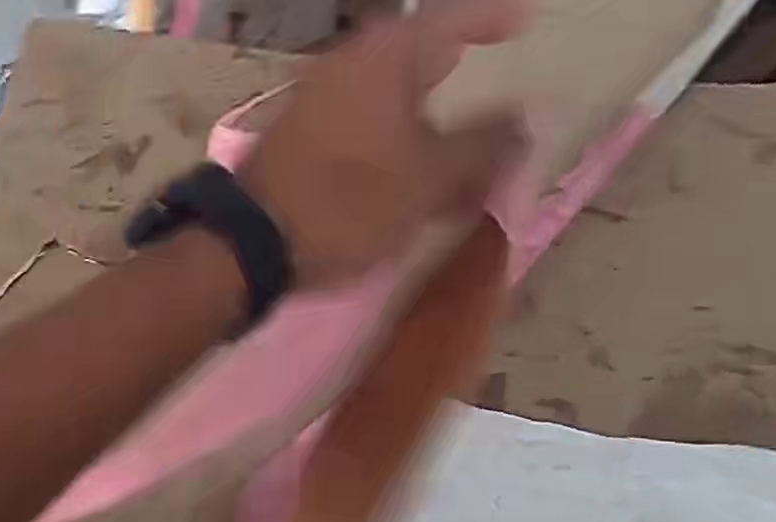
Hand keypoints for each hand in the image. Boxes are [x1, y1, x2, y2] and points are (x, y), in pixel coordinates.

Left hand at [236, 0, 531, 290]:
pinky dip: (381, 137)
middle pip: (414, 55)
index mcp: (388, 55)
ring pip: (380, 94)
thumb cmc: (346, 205)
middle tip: (477, 79)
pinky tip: (389, 164)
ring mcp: (313, 101)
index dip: (493, 18)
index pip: (456, 17)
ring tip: (439, 139)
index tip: (522, 22)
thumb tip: (523, 122)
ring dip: (415, 112)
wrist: (252, 244)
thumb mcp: (426, 182)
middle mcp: (348, 64)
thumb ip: (480, 149)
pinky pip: (353, 124)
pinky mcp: (293, 140)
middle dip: (451, 68)